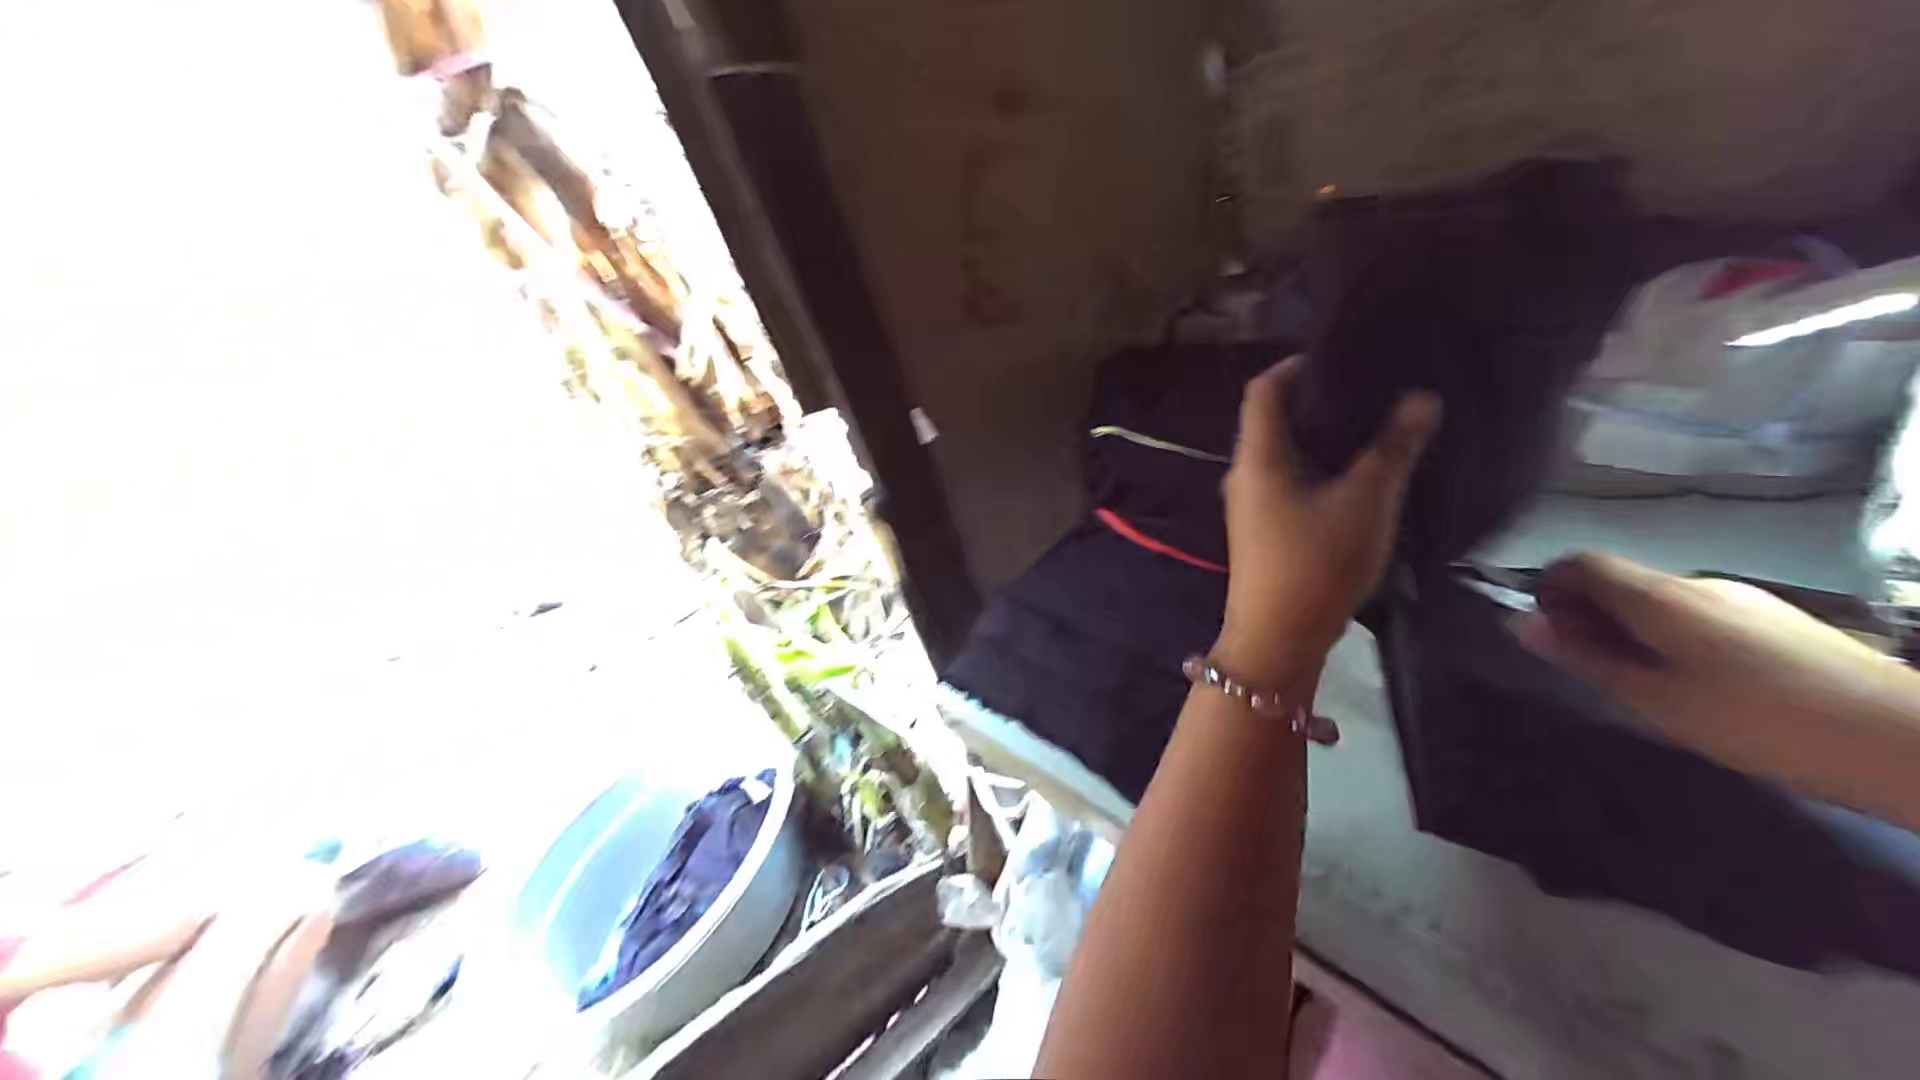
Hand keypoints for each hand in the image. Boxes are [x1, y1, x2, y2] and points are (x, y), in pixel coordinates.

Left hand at [1214, 357, 1440, 680]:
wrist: (1278, 636)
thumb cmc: (1317, 562)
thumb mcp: (1367, 500)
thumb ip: (1393, 447)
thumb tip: (1420, 398)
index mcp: (1257, 457)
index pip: (1263, 391)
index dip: (1294, 366)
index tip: (1340, 355)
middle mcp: (1243, 474)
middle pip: (1271, 419)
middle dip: (1315, 399)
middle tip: (1369, 386)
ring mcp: (1248, 503)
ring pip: (1280, 452)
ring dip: (1317, 435)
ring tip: (1370, 421)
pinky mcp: (1260, 527)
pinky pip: (1284, 480)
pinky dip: (1314, 465)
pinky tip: (1353, 469)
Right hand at [1515, 552, 1919, 801]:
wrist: (1912, 743)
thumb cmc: (1760, 721)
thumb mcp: (1652, 698)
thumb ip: (1582, 657)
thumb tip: (1520, 623)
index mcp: (1659, 596)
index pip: (1580, 562)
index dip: (1552, 588)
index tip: (1553, 631)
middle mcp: (1698, 584)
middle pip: (1620, 581)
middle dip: (1591, 614)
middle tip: (1595, 667)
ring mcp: (1746, 599)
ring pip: (1660, 601)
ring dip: (1633, 629)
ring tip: (1649, 683)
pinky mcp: (1780, 620)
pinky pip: (1700, 615)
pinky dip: (1675, 638)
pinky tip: (1703, 685)